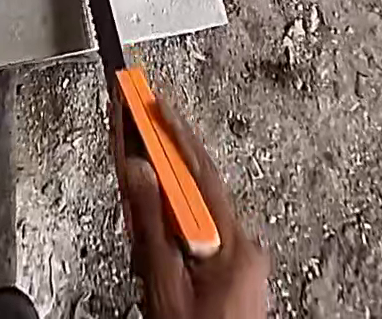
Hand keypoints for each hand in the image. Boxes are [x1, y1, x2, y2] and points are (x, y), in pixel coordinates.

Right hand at [114, 98, 269, 318]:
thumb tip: (137, 166)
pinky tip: (153, 199)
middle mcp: (243, 243)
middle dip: (165, 145)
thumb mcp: (164, 283)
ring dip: (165, 176)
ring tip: (138, 145)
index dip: (169, 129)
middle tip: (140, 109)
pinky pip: (198, 221)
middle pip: (196, 179)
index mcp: (233, 243)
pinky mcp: (230, 267)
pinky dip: (172, 205)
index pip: (195, 169)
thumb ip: (150, 222)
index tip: (150, 99)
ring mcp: (240, 255)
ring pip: (196, 199)